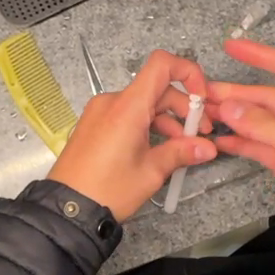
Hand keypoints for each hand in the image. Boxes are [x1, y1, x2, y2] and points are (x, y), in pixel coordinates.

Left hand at [48, 49, 216, 219]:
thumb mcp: (151, 172)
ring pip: (142, 104)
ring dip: (165, 121)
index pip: (162, 65)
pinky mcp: (94, 126)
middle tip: (198, 135)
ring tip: (180, 149)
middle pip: (156, 89)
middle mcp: (112, 102)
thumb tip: (206, 148)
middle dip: (182, 108)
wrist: (68, 210)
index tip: (200, 99)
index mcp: (128, 107)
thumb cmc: (106, 191)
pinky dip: (145, 126)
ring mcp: (100, 113)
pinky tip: (156, 150)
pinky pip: (126, 115)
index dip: (188, 73)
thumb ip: (181, 153)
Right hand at [208, 38, 274, 237]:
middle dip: (235, 94)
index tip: (231, 45)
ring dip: (232, 117)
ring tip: (203, 113)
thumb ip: (262, 124)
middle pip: (266, 96)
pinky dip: (239, 141)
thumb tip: (228, 107)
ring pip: (258, 120)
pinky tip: (218, 139)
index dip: (259, 54)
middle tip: (203, 93)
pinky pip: (258, 144)